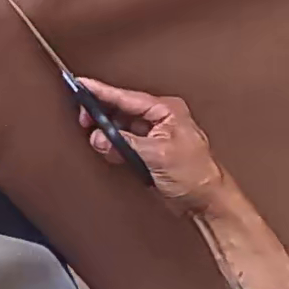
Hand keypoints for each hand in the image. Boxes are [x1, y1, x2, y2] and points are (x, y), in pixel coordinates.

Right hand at [76, 78, 230, 211]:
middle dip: (101, 113)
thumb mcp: (156, 154)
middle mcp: (160, 119)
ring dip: (106, 132)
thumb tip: (100, 136)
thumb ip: (124, 143)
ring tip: (95, 136)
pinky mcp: (149, 151)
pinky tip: (107, 148)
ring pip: (120, 126)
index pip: (127, 97)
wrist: (206, 202)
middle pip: (121, 109)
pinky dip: (113, 145)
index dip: (102, 91)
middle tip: (83, 117)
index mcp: (167, 110)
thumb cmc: (196, 176)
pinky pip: (124, 142)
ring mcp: (154, 135)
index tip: (82, 85)